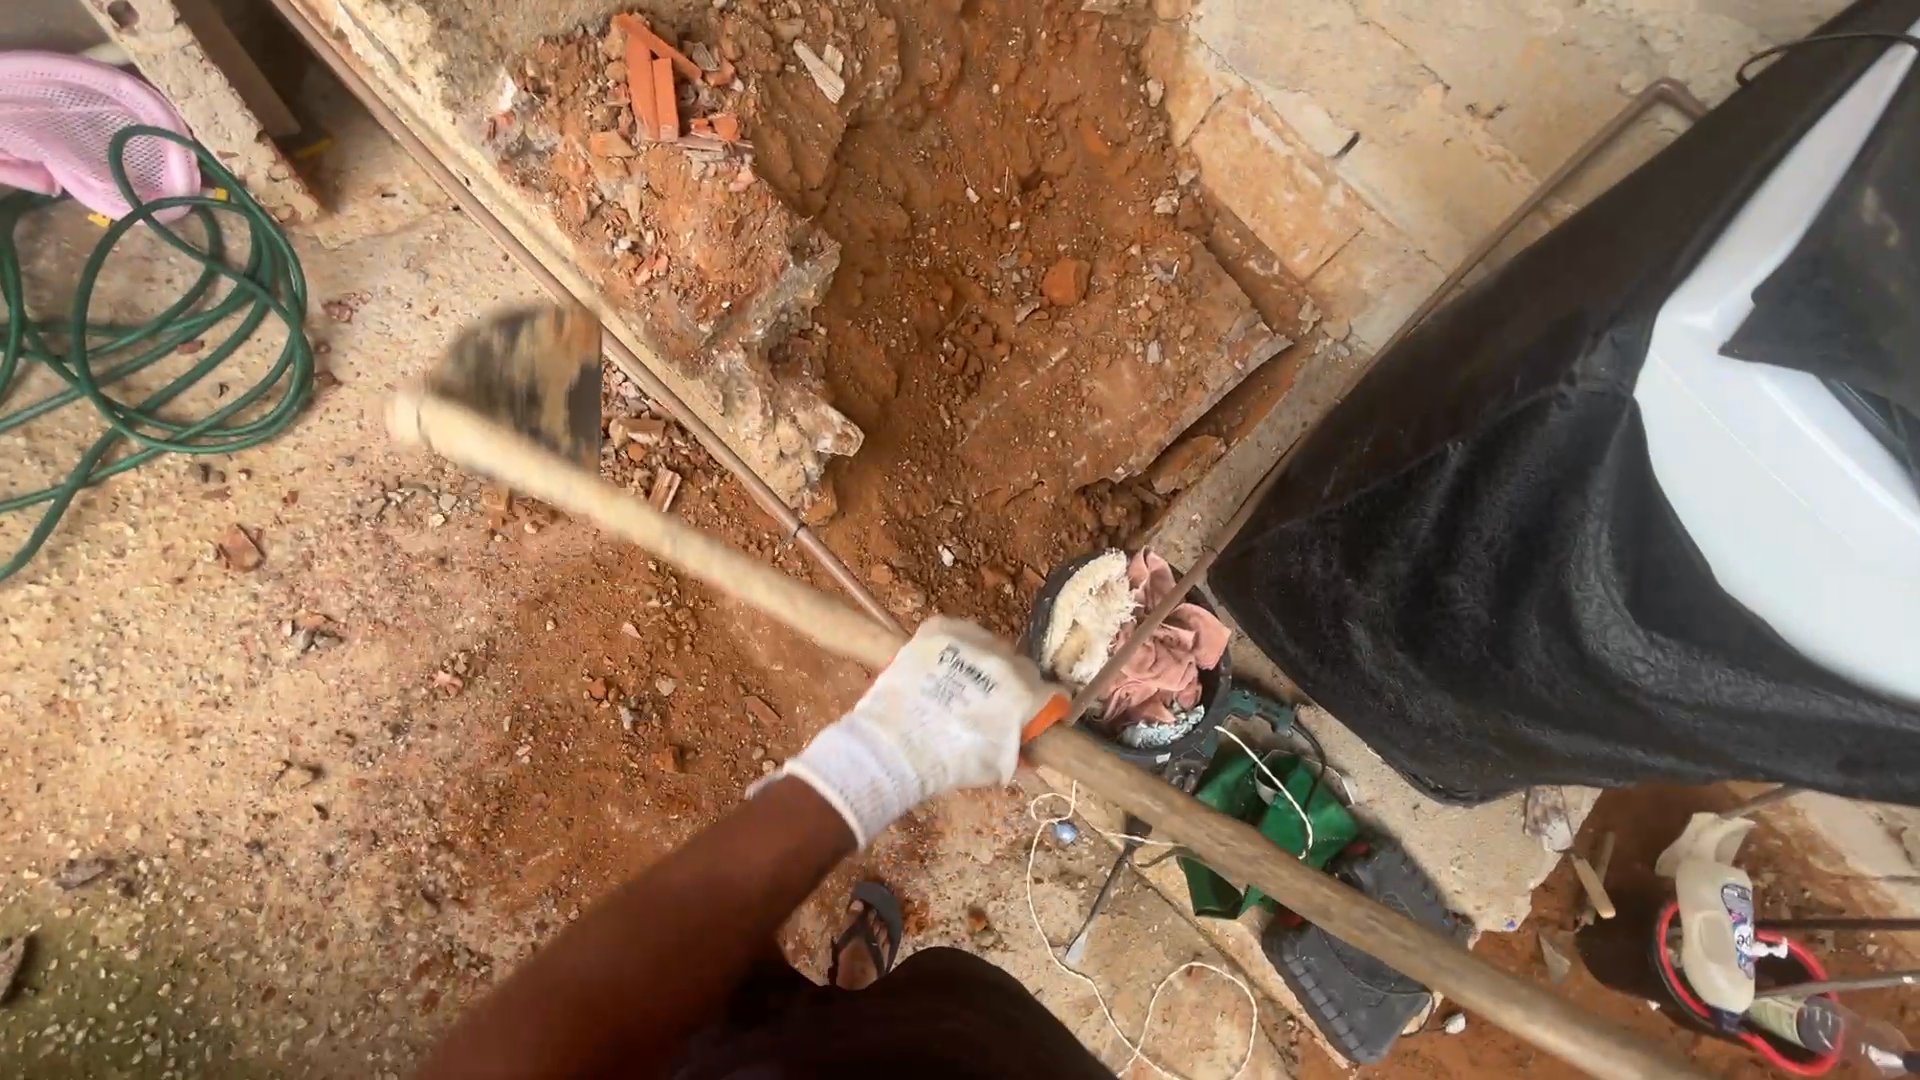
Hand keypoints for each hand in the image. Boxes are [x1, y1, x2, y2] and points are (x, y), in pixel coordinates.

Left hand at [775, 617, 1058, 846]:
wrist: (897, 745)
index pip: (1053, 693)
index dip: (1042, 704)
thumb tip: (1029, 756)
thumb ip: (1018, 754)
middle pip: (1019, 666)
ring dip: (982, 659)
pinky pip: (957, 629)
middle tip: (989, 700)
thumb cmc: (950, 763)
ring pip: (988, 643)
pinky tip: (941, 661)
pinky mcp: (940, 629)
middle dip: (1010, 683)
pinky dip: (953, 643)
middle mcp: (1004, 662)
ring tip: (960, 680)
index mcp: (1025, 695)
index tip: (1031, 712)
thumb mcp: (996, 767)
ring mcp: (971, 641)